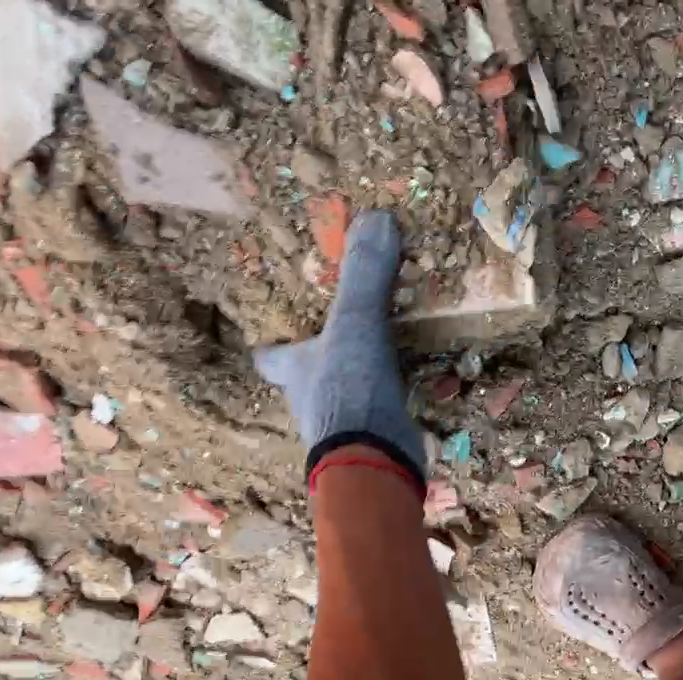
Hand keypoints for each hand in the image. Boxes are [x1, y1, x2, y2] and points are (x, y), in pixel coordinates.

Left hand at [255, 211, 425, 481]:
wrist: (375, 460)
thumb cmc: (348, 389)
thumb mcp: (354, 323)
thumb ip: (364, 276)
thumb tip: (376, 217)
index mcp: (295, 370)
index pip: (270, 358)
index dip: (272, 348)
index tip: (274, 340)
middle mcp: (310, 403)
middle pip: (306, 381)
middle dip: (319, 368)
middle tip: (341, 347)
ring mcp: (341, 429)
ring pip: (342, 404)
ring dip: (357, 390)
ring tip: (385, 369)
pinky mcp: (373, 446)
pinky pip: (379, 422)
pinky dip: (390, 412)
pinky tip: (412, 401)